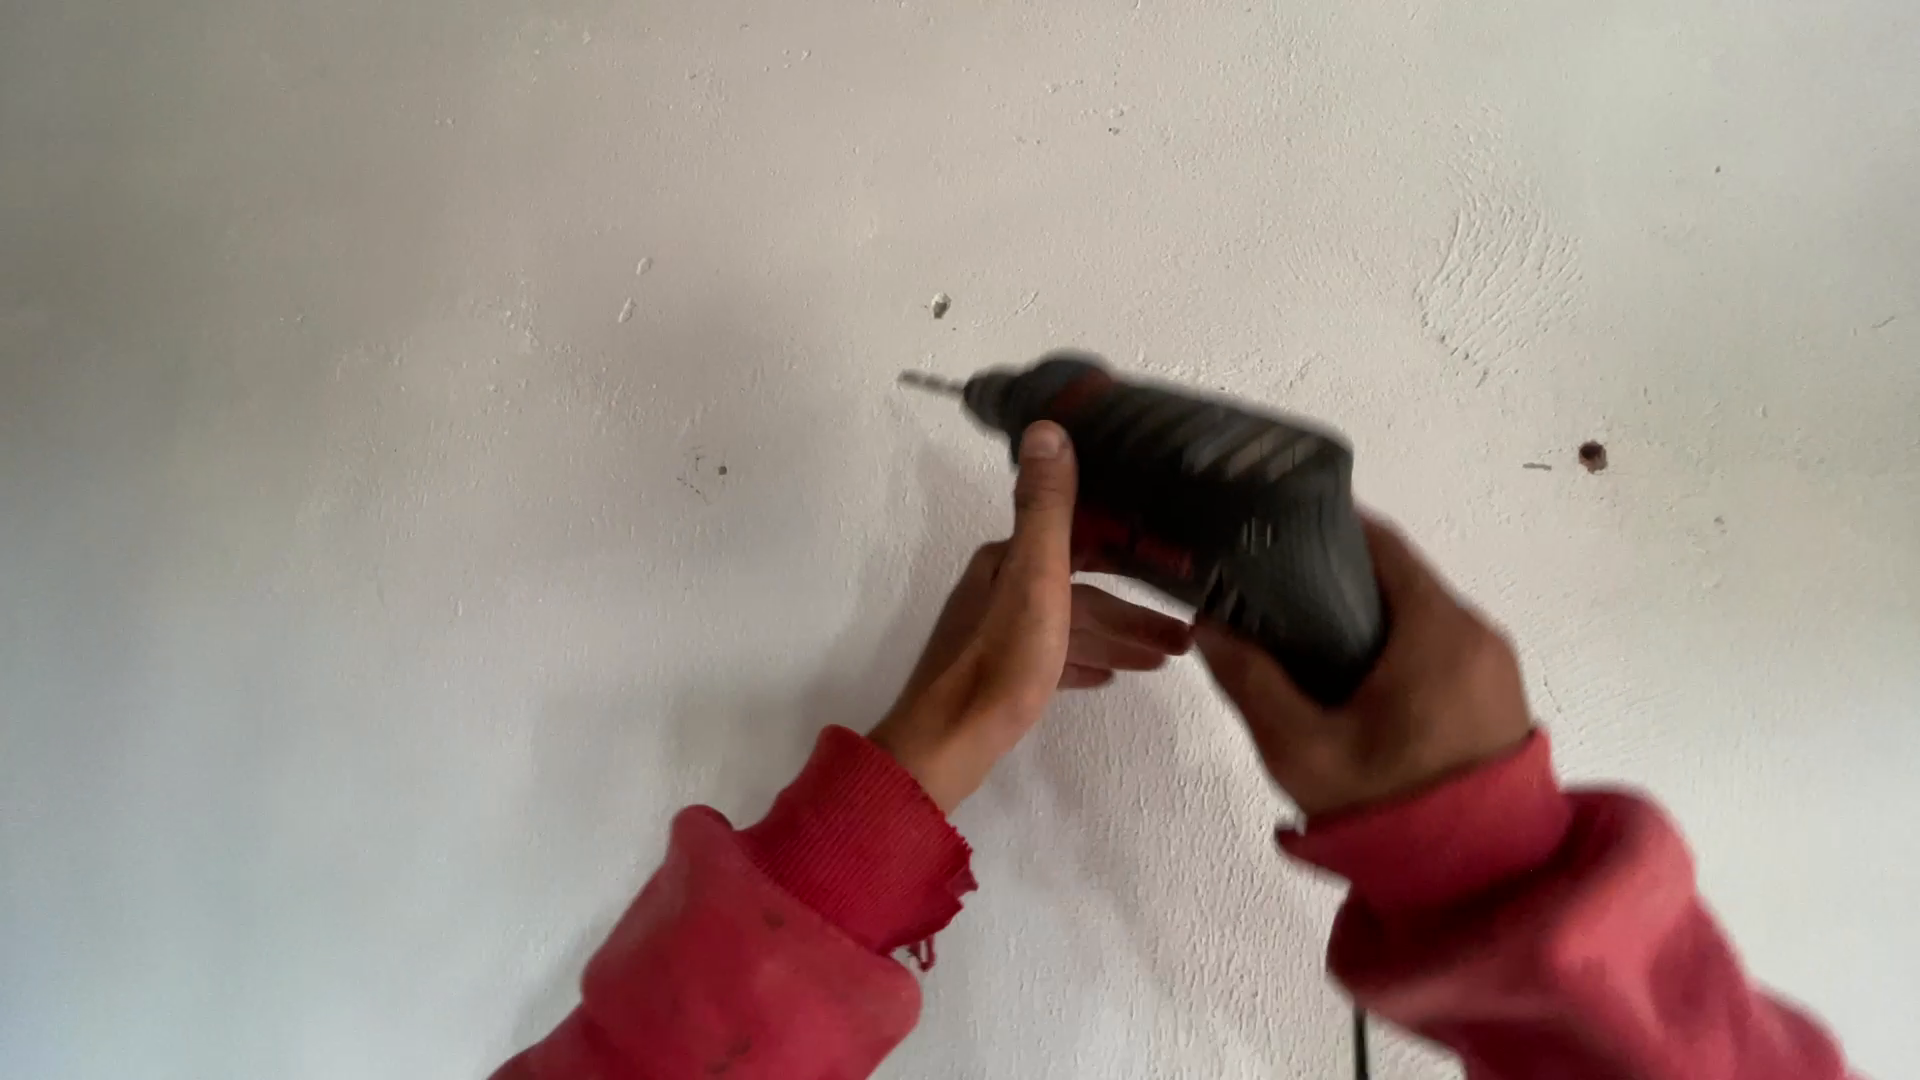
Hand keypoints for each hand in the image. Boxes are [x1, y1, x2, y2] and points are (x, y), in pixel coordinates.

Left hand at [869, 422, 1191, 811]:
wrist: (949, 744)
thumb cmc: (1001, 662)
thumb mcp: (1034, 579)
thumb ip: (1047, 509)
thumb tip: (1046, 427)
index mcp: (1007, 561)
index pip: (1077, 541)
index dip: (1125, 550)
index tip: (1172, 565)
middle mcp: (999, 589)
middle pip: (1080, 591)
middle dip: (1132, 611)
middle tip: (1184, 637)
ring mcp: (997, 634)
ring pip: (1069, 627)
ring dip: (1115, 639)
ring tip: (1165, 661)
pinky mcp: (998, 674)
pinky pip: (1051, 657)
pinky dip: (1082, 661)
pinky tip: (1108, 677)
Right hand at [1193, 519, 1531, 818]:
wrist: (1480, 885)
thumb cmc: (1388, 805)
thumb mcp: (1299, 748)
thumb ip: (1248, 680)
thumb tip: (1205, 625)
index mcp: (1436, 629)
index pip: (1379, 543)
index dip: (1321, 528)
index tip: (1269, 535)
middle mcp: (1474, 632)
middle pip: (1392, 575)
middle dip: (1329, 573)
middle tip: (1265, 590)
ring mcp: (1490, 664)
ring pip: (1410, 610)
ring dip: (1356, 610)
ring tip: (1293, 633)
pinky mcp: (1492, 693)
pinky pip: (1430, 642)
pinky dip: (1385, 640)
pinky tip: (1342, 670)